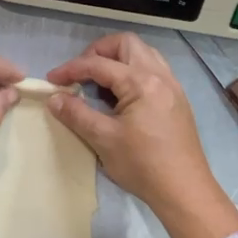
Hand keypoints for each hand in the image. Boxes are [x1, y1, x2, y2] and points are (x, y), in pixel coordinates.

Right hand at [46, 32, 224, 213]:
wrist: (186, 194)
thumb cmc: (143, 165)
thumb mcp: (103, 139)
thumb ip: (76, 114)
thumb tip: (54, 98)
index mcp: (141, 82)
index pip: (98, 64)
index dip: (70, 69)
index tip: (52, 80)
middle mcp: (160, 77)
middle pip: (126, 44)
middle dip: (98, 52)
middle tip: (82, 73)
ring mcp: (172, 88)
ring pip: (143, 54)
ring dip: (118, 59)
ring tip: (101, 80)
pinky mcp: (177, 101)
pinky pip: (153, 69)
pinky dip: (133, 71)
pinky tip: (121, 95)